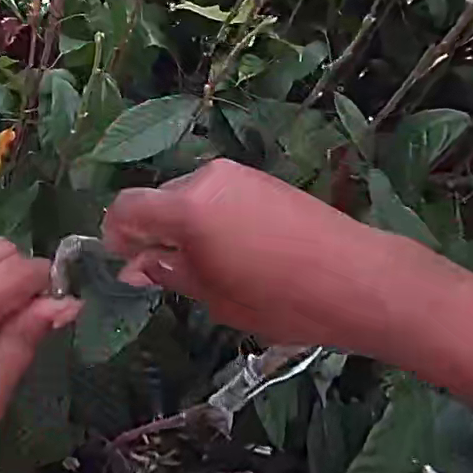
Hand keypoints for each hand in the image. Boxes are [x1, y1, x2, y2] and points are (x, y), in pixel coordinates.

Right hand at [103, 159, 438, 354]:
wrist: (357, 276)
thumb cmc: (281, 298)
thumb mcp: (216, 297)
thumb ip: (170, 273)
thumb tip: (137, 266)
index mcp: (187, 207)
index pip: (127, 206)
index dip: (115, 234)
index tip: (124, 262)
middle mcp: (206, 177)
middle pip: (158, 198)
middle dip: (152, 232)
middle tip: (166, 272)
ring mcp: (236, 173)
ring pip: (188, 195)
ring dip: (182, 224)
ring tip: (207, 264)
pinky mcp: (260, 177)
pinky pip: (216, 193)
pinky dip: (208, 216)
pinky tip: (234, 248)